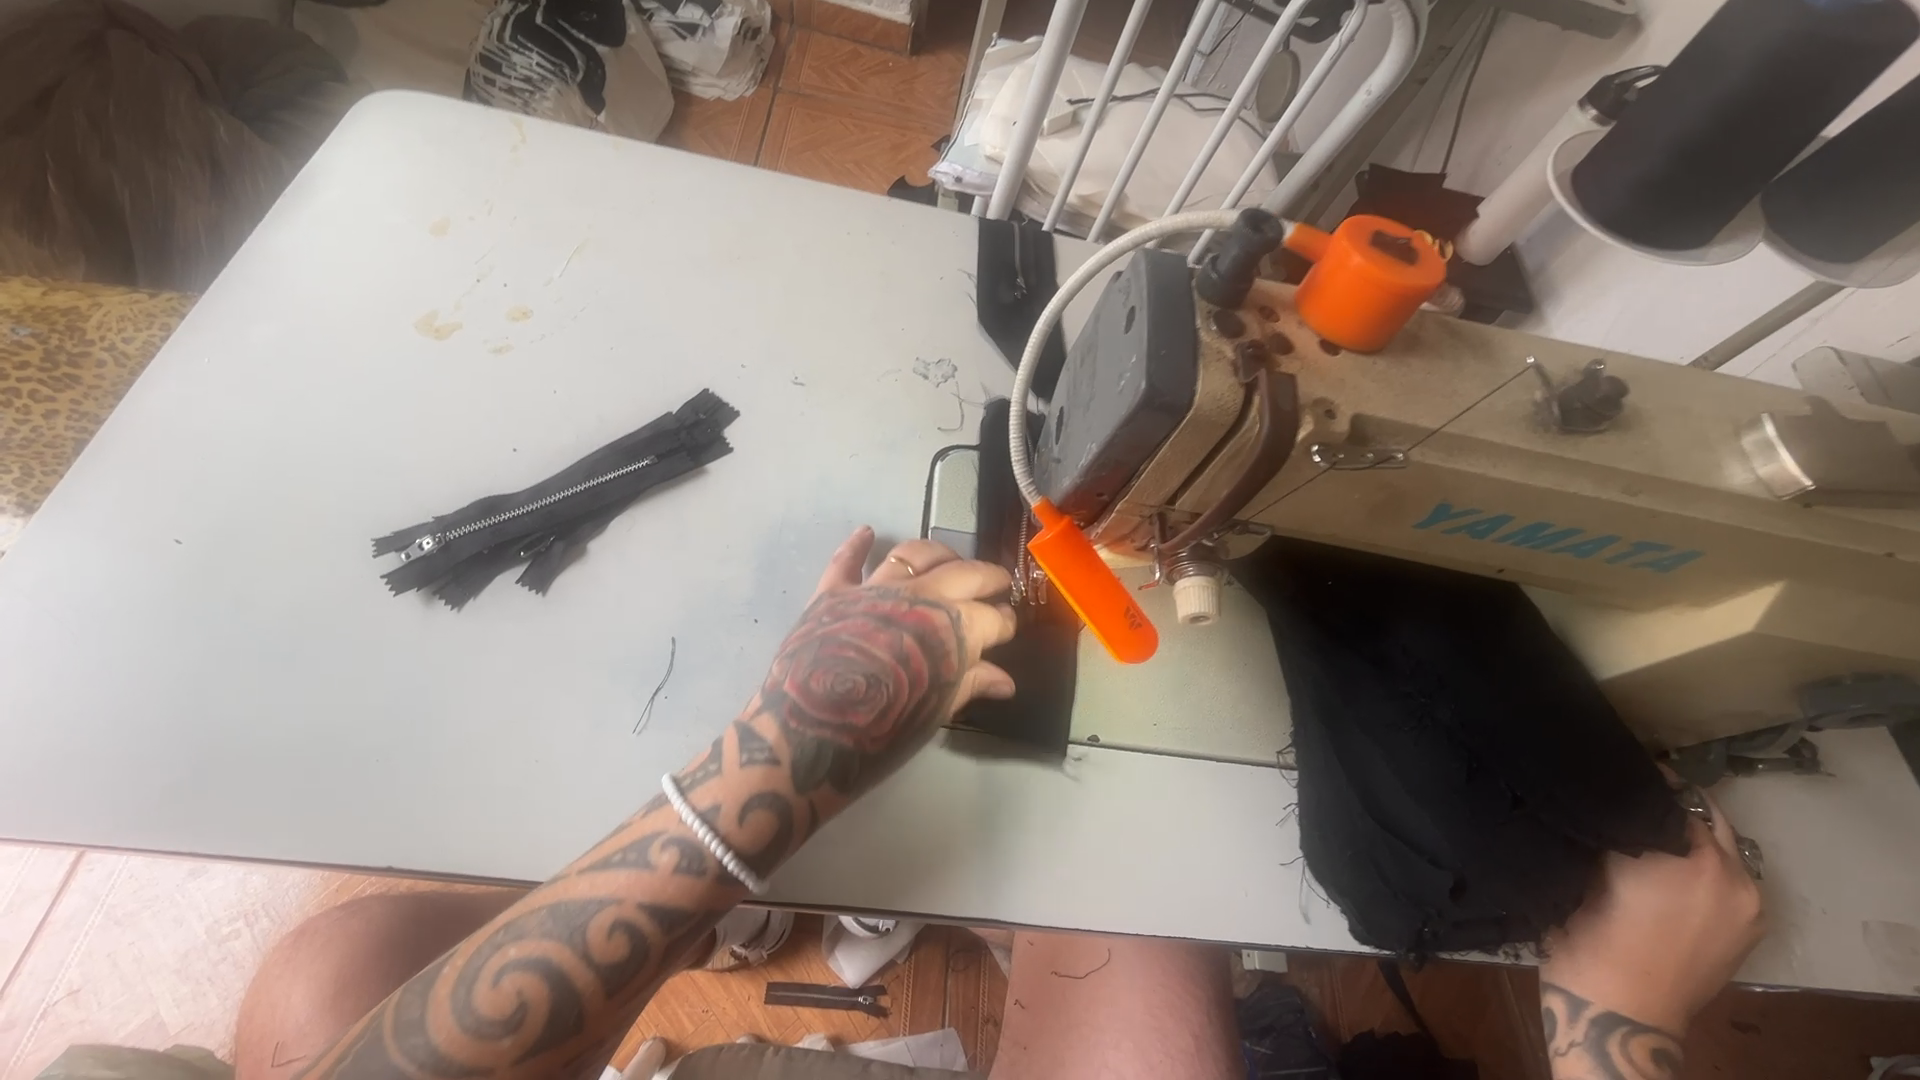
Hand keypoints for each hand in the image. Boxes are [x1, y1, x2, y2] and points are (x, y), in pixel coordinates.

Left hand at [754, 527, 1016, 802]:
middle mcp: (920, 596)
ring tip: (950, 561)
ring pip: (915, 553)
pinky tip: (867, 533)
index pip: (993, 617)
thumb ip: (968, 684)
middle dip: (989, 577)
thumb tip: (1004, 680)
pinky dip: (857, 545)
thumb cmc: (881, 732)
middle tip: (998, 585)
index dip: (1005, 623)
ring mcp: (875, 589)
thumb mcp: (934, 713)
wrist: (807, 732)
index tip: (1008, 628)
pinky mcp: (833, 592)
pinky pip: (847, 561)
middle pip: (966, 573)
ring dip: (939, 553)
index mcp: (953, 629)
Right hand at [1541, 782, 1764, 1037]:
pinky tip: (1671, 872)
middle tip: (1632, 799)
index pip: (1669, 794)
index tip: (1616, 772)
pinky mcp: (1752, 927)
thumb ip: (1611, 827)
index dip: (1642, 780)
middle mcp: (1726, 871)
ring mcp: (1748, 903)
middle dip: (1671, 806)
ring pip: (1722, 847)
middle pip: (1704, 817)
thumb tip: (1607, 791)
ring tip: (1650, 836)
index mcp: (1682, 853)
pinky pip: (1732, 877)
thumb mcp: (1587, 865)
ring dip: (1690, 836)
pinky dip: (1706, 866)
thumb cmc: (1587, 929)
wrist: (1619, 1001)